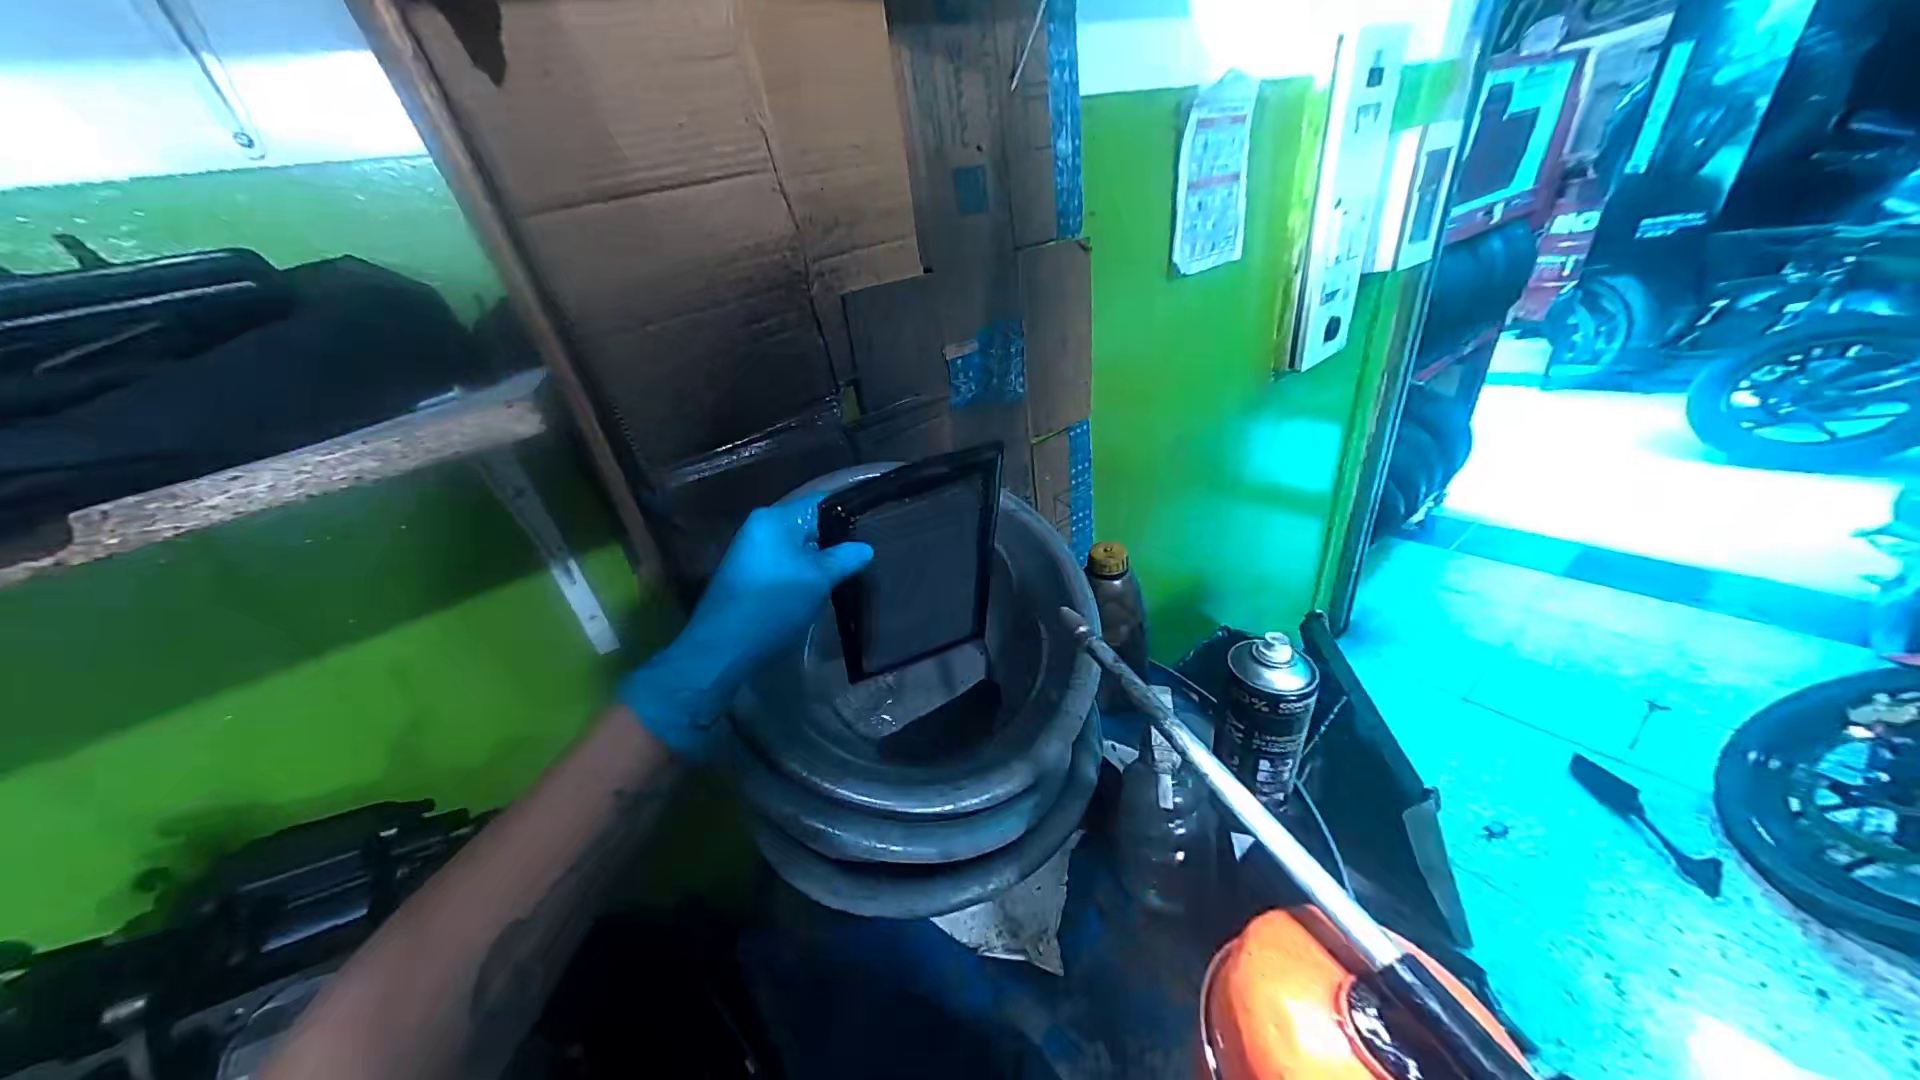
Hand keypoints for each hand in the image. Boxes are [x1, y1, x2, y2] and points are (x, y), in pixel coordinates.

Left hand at [618, 494, 872, 759]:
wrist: (722, 649)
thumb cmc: (772, 604)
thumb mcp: (818, 580)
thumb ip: (844, 558)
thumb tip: (865, 548)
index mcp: (774, 518)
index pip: (821, 501)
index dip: (849, 511)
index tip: (876, 523)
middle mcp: (759, 528)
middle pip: (809, 525)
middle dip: (837, 539)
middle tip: (869, 553)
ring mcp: (751, 553)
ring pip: (798, 548)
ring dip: (821, 560)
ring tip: (852, 572)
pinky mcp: (748, 577)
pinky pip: (785, 565)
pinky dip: (804, 574)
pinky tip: (821, 590)